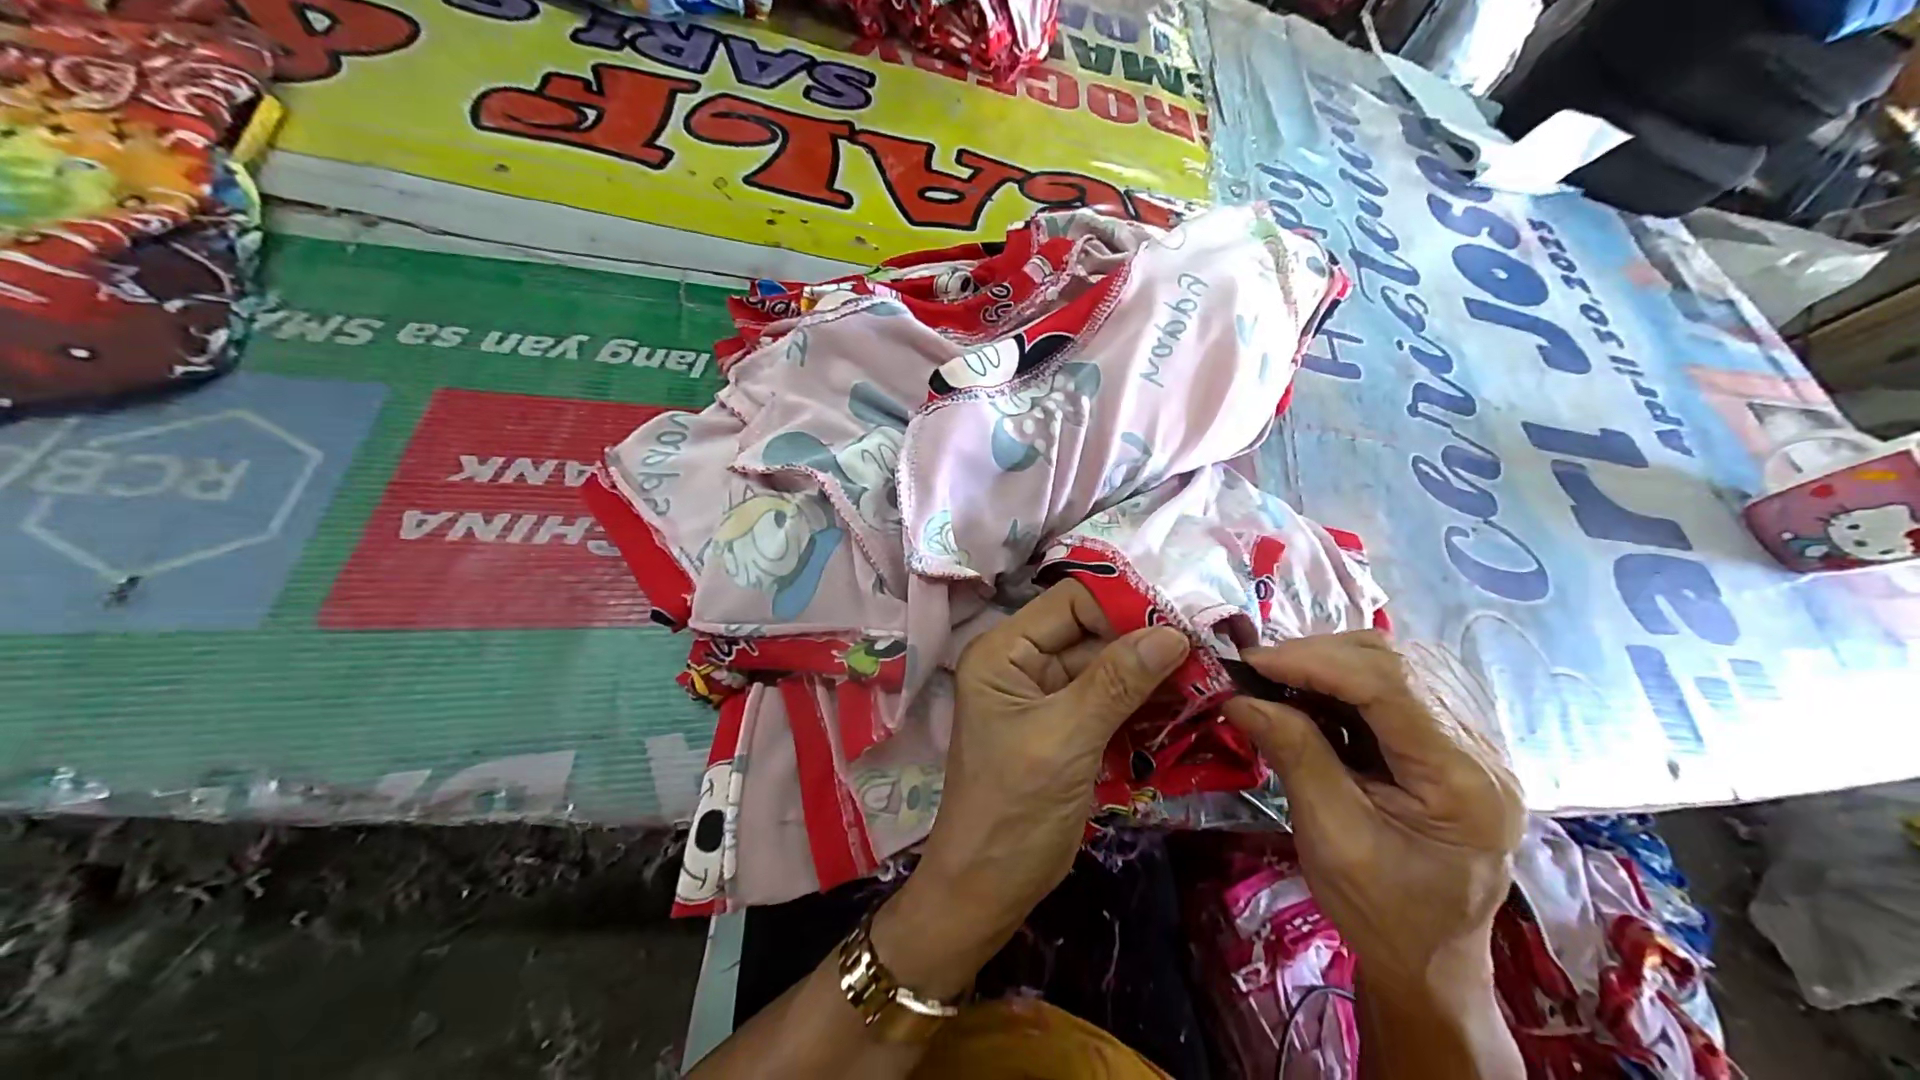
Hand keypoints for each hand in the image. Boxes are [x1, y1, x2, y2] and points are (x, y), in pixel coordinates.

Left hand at [874, 581, 1189, 995]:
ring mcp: (1047, 696)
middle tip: (1212, 646)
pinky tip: (1190, 702)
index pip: (1070, 603)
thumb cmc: (1014, 808)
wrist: (988, 887)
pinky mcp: (1069, 727)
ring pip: (1109, 667)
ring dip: (1155, 672)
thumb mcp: (1065, 738)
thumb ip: (1116, 682)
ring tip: (1212, 673)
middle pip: (1093, 632)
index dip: (1125, 603)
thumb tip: (1173, 632)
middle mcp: (1023, 663)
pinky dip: (1146, 702)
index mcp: (1004, 651)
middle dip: (1148, 640)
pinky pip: (1112, 700)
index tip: (1185, 615)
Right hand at [1222, 632, 1523, 997]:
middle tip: (1258, 669)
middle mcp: (1482, 747)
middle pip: (1399, 663)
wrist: (1430, 957)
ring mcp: (1474, 739)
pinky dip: (1349, 675)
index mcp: (1463, 780)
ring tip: (1282, 677)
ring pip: (1401, 662)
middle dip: (1320, 655)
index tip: (1251, 660)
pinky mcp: (1453, 738)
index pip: (1392, 686)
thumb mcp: (1331, 837)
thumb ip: (1295, 755)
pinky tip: (1316, 690)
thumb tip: (1239, 696)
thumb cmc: (1383, 911)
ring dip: (1333, 660)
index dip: (1316, 660)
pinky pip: (1401, 682)